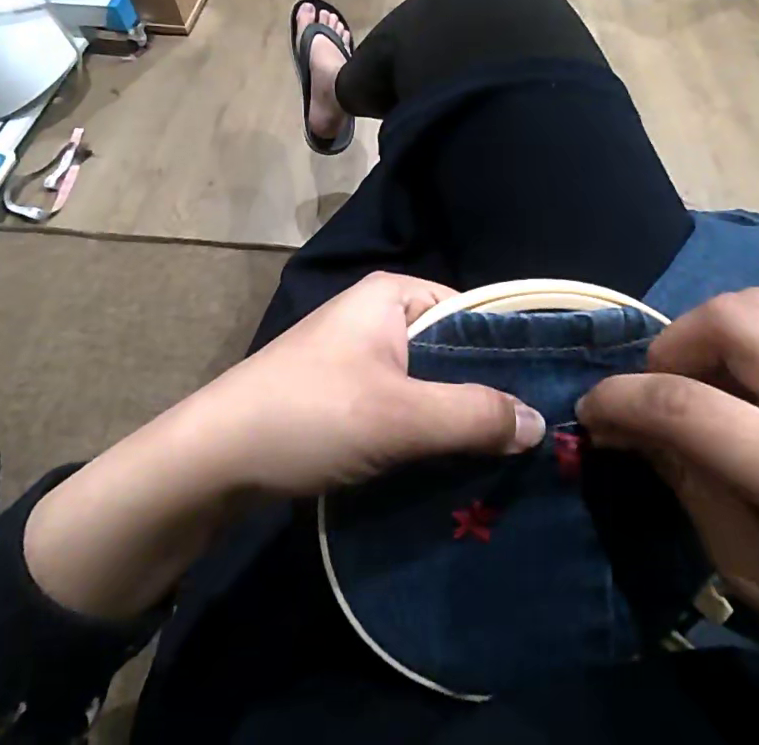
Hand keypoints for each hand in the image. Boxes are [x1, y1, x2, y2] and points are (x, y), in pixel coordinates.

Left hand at [179, 271, 546, 494]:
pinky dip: (424, 429)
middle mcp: (376, 315)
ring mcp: (357, 355)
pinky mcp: (343, 392)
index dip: (509, 355)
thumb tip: (541, 424)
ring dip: (454, 417)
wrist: (212, 459)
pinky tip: (449, 462)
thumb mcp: (400, 415)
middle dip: (484, 393)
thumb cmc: (309, 415)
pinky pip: (401, 404)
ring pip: (427, 382)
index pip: (473, 313)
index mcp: (392, 295)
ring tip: (499, 457)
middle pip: (451, 350)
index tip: (545, 400)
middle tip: (529, 440)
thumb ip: (474, 415)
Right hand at [578, 289, 758, 744]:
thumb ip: (690, 484)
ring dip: (708, 336)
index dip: (622, 398)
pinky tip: (744, 393)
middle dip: (671, 345)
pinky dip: (747, 344)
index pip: (692, 406)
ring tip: (697, 389)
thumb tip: (626, 424)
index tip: (590, 412)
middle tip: (655, 395)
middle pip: (736, 316)